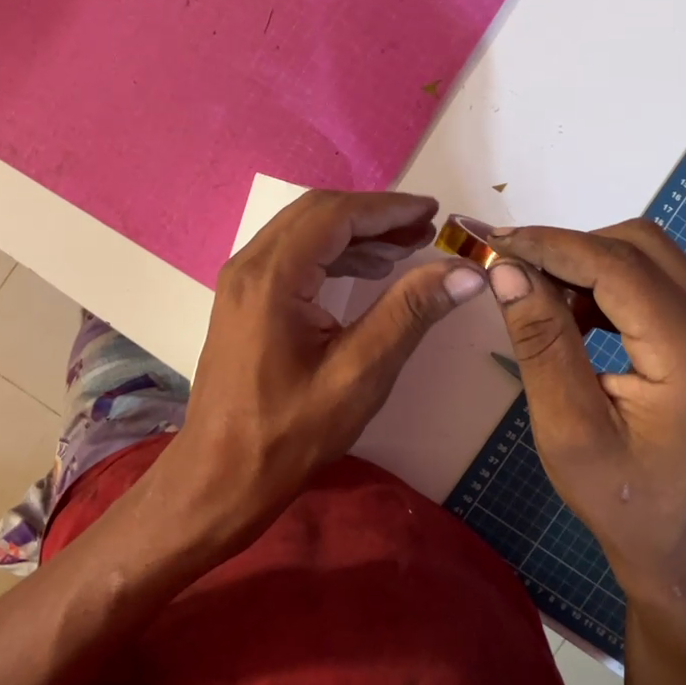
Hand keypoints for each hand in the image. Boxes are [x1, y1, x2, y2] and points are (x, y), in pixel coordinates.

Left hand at [159, 191, 486, 534]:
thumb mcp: (359, 374)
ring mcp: (240, 282)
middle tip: (424, 229)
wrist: (219, 476)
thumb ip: (410, 313)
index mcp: (272, 276)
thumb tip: (466, 272)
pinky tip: (367, 272)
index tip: (432, 212)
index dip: (387, 208)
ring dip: (353, 234)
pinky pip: (290, 257)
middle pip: (316, 214)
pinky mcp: (242, 300)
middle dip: (373, 216)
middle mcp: (248, 266)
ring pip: (302, 233)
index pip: (335, 215)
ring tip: (406, 248)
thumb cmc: (289, 433)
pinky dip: (331, 255)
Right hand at [483, 220, 685, 600]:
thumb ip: (541, 342)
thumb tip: (507, 269)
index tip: (493, 243)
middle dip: (570, 248)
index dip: (551, 244)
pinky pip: (653, 281)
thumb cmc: (620, 497)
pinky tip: (573, 318)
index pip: (616, 266)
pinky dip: (605, 283)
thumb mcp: (567, 427)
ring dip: (587, 263)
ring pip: (647, 256)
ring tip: (539, 297)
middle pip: (639, 246)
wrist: (678, 546)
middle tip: (514, 272)